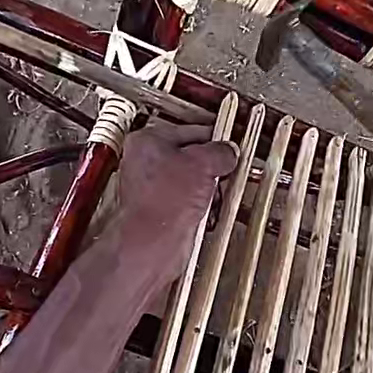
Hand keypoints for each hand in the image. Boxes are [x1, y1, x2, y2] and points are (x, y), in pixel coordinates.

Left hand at [111, 122, 237, 260]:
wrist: (152, 242)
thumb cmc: (163, 201)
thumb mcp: (203, 164)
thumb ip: (219, 152)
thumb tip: (228, 151)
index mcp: (146, 141)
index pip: (188, 130)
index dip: (214, 136)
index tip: (230, 142)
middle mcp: (143, 163)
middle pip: (189, 157)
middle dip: (211, 167)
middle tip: (226, 170)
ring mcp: (149, 188)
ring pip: (190, 182)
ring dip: (208, 189)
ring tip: (215, 194)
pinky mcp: (157, 210)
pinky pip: (186, 202)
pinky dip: (200, 206)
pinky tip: (206, 211)